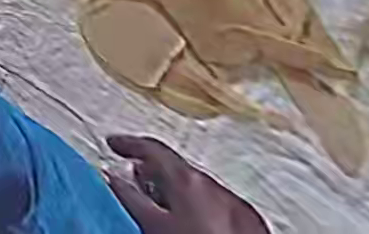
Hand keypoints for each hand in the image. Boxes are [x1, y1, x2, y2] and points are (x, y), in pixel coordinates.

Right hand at [105, 136, 269, 233]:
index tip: (114, 144)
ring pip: (199, 188)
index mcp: (188, 178)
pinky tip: (193, 223)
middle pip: (177, 167)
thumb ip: (129, 196)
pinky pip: (219, 206)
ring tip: (161, 205)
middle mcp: (216, 187)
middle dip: (154, 171)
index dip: (128, 144)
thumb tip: (112, 176)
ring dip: (177, 191)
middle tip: (134, 177)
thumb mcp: (153, 224)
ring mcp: (240, 209)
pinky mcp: (255, 228)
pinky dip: (201, 207)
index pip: (151, 147)